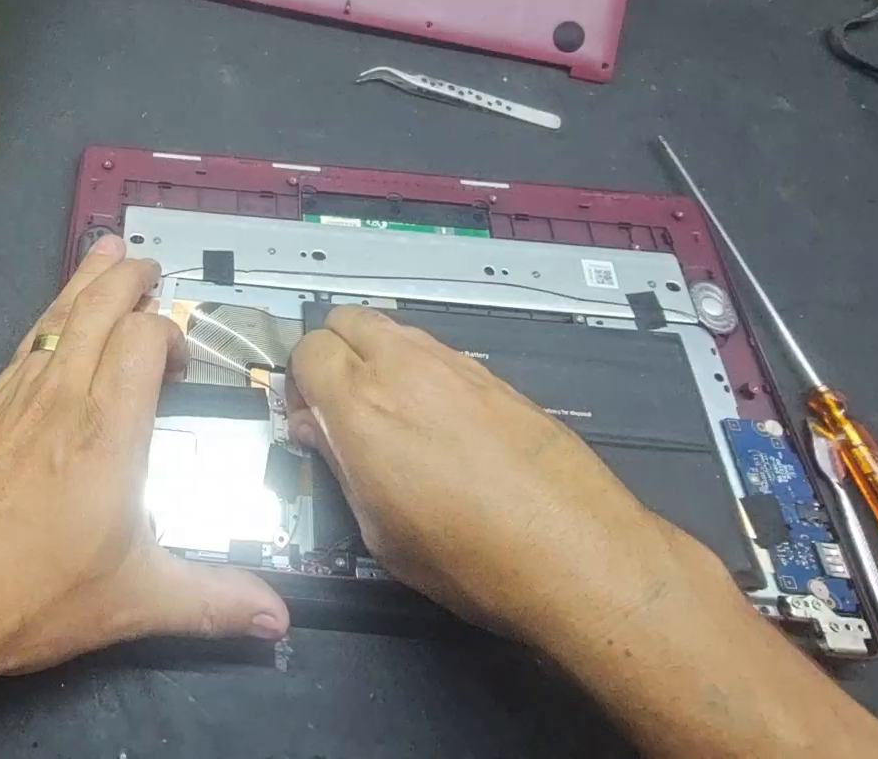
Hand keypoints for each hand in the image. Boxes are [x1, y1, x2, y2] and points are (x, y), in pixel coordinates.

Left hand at [0, 236, 289, 682]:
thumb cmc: (33, 595)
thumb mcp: (137, 602)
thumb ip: (213, 601)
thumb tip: (276, 617)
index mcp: (107, 433)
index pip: (142, 340)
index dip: (168, 334)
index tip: (180, 364)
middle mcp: (62, 400)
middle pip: (95, 310)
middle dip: (126, 278)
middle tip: (149, 266)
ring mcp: (18, 399)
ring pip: (56, 318)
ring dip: (84, 281)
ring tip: (103, 251)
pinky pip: (25, 345)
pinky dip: (47, 317)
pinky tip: (51, 317)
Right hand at [287, 306, 717, 646]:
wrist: (579, 555)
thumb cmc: (467, 558)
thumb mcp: (377, 528)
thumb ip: (338, 463)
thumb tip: (315, 428)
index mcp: (361, 404)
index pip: (307, 350)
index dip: (298, 382)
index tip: (309, 420)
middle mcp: (403, 368)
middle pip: (345, 319)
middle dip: (331, 353)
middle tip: (340, 403)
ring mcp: (452, 365)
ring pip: (391, 328)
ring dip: (374, 356)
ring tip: (390, 410)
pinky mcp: (492, 375)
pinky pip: (435, 351)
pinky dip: (417, 369)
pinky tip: (438, 420)